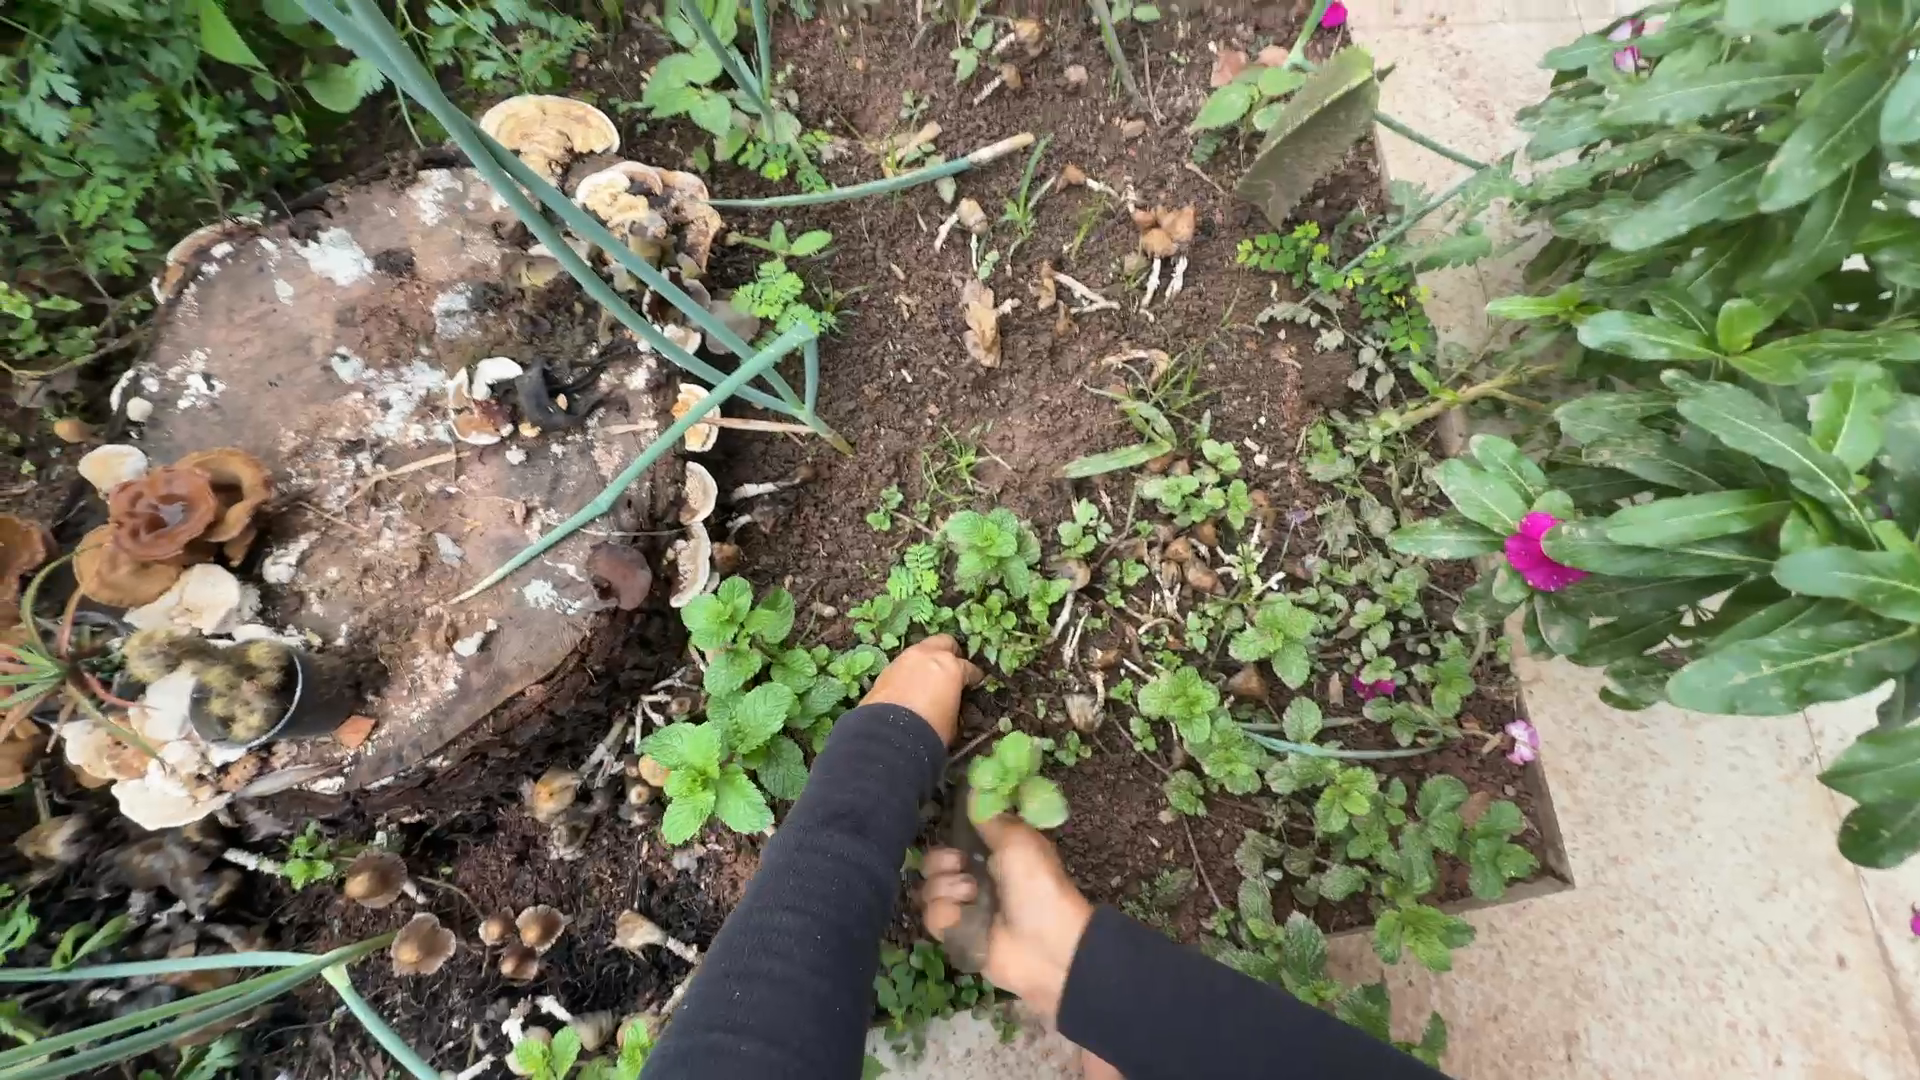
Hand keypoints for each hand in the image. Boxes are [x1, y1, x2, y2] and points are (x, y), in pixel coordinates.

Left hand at [860, 634, 982, 745]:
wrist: (890, 735)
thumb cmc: (931, 729)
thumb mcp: (954, 721)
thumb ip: (955, 703)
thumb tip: (951, 705)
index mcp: (952, 666)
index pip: (970, 668)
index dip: (974, 677)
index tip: (974, 683)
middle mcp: (929, 655)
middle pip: (945, 643)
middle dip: (951, 654)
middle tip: (952, 670)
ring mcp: (905, 658)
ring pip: (921, 650)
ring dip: (927, 661)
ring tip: (928, 678)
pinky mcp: (886, 669)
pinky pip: (904, 664)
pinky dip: (910, 671)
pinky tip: (909, 686)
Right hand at [919, 816, 1093, 1022]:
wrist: (1048, 944)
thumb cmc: (1036, 884)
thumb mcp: (1017, 840)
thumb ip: (990, 817)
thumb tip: (973, 789)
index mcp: (992, 852)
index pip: (955, 838)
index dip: (952, 835)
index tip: (960, 835)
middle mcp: (974, 877)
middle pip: (933, 861)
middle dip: (942, 861)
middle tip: (962, 866)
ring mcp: (964, 908)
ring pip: (928, 888)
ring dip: (947, 888)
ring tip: (972, 895)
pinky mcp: (957, 935)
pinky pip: (933, 917)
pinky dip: (947, 915)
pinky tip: (966, 917)